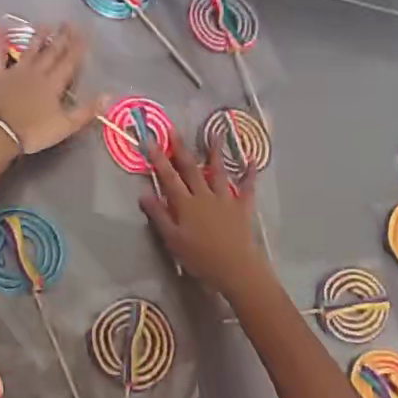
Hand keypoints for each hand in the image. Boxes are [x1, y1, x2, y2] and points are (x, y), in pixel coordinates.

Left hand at [0, 23, 97, 153]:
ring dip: (38, 37)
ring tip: (45, 25)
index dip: (77, 48)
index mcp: (53, 84)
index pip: (69, 62)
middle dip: (61, 37)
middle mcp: (36, 72)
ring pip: (29, 50)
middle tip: (67, 22)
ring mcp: (15, 72)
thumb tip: (109, 95)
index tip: (83, 33)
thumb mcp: (65, 126)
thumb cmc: (34, 132)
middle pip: (51, 52)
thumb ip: (87, 111)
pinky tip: (0, 30)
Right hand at [139, 139, 269, 298]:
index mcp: (185, 204)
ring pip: (218, 172)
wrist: (235, 267)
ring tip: (215, 134)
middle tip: (174, 130)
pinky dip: (250, 174)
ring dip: (215, 153)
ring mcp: (225, 199)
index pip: (168, 178)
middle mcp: (204, 195)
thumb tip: (144, 194)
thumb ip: (159, 216)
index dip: (158, 160)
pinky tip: (253, 161)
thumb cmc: (199, 257)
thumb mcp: (172, 239)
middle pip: (191, 169)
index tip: (150, 141)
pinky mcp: (242, 207)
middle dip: (181, 149)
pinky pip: (247, 187)